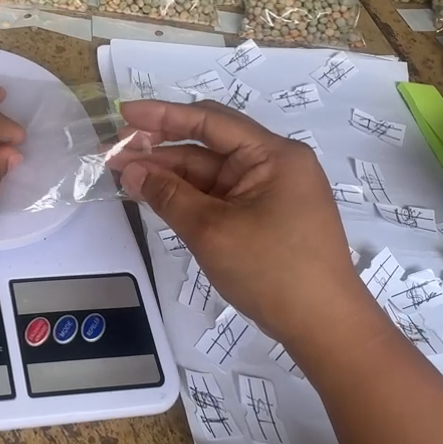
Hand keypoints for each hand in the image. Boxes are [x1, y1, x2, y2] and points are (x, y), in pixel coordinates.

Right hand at [110, 100, 376, 349]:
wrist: (327, 331)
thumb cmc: (273, 271)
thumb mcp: (211, 230)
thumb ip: (167, 194)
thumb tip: (130, 170)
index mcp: (273, 155)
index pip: (209, 121)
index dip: (162, 115)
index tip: (123, 112)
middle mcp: (274, 164)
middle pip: (207, 143)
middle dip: (160, 146)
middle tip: (115, 151)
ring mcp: (270, 191)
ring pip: (209, 170)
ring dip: (168, 172)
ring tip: (123, 175)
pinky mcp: (264, 215)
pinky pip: (218, 193)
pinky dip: (186, 193)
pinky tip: (154, 193)